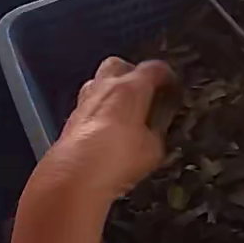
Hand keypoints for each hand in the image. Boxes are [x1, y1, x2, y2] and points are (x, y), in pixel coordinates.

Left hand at [33, 57, 174, 203]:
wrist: (73, 176)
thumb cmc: (114, 159)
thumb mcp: (154, 149)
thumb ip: (158, 131)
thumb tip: (157, 129)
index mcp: (131, 88)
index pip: (155, 68)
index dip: (167, 76)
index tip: (173, 88)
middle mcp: (104, 87)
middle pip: (120, 65)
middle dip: (133, 75)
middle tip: (146, 94)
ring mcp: (84, 101)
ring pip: (99, 83)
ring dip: (112, 92)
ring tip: (126, 112)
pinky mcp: (70, 118)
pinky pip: (88, 104)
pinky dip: (98, 110)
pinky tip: (106, 129)